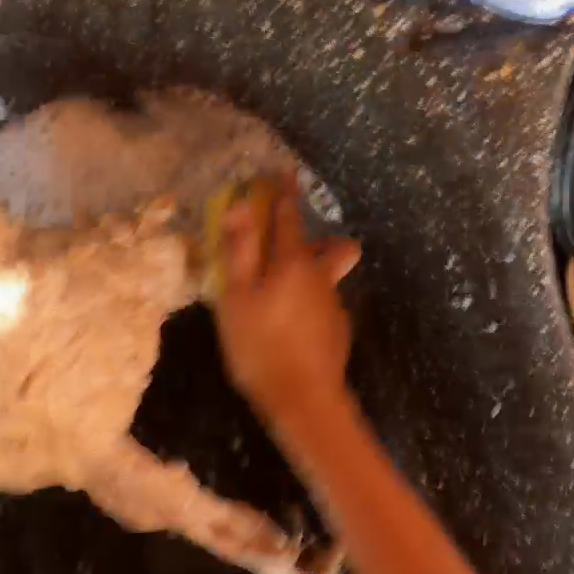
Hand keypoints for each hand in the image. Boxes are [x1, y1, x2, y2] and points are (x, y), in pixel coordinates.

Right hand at [212, 178, 361, 421]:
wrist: (304, 401)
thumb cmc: (260, 345)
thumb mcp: (236, 297)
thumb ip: (239, 250)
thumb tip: (239, 205)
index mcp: (292, 260)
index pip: (289, 215)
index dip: (284, 192)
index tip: (285, 172)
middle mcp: (320, 274)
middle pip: (324, 244)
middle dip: (312, 238)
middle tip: (287, 247)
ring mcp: (333, 302)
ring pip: (323, 275)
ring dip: (306, 273)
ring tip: (275, 298)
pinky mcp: (338, 328)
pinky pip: (321, 302)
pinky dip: (306, 303)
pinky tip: (288, 329)